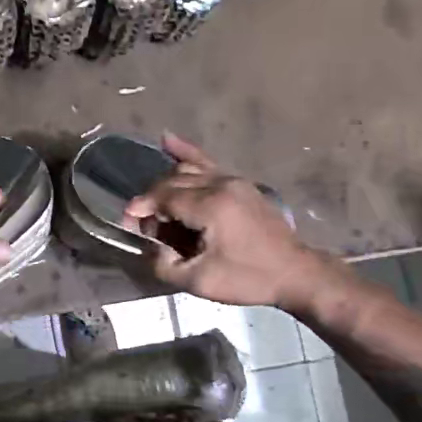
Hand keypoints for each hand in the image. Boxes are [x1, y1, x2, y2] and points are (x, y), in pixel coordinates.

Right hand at [123, 133, 358, 316]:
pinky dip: (185, 152)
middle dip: (152, 201)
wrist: (294, 272)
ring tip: (158, 209)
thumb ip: (164, 265)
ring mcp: (233, 180)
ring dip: (166, 185)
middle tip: (146, 227)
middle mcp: (220, 184)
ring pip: (187, 170)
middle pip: (172, 182)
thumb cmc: (247, 278)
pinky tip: (166, 138)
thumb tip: (151, 248)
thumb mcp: (199, 282)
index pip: (163, 197)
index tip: (128, 223)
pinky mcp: (240, 184)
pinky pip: (207, 162)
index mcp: (210, 206)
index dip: (141, 208)